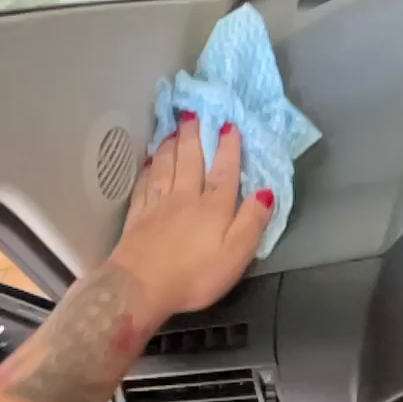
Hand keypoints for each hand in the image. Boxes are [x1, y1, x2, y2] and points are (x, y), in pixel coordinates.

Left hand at [113, 114, 271, 319]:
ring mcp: (157, 205)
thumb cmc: (195, 276)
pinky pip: (145, 183)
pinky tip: (150, 160)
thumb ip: (252, 222)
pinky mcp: (138, 217)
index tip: (229, 126)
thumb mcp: (236, 254)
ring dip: (172, 145)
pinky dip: (149, 167)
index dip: (229, 148)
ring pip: (166, 166)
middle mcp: (185, 198)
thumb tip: (265, 192)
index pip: (224, 172)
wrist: (140, 288)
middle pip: (190, 161)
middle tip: (195, 113)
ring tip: (174, 128)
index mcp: (213, 208)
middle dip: (195, 136)